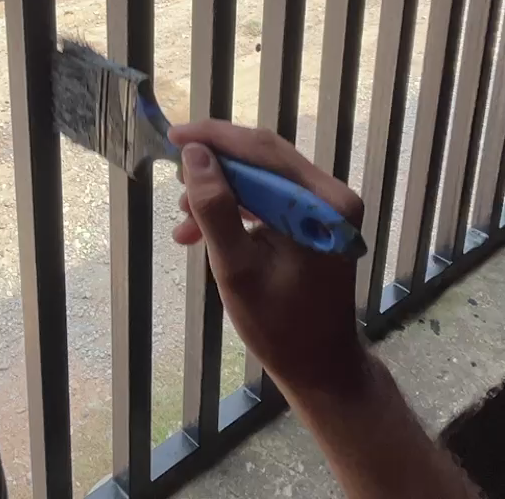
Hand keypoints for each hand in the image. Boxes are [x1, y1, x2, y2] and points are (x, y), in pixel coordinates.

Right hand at [170, 120, 369, 402]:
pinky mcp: (312, 217)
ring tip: (184, 217)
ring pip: (260, 175)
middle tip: (175, 180)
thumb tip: (194, 154)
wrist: (319, 367)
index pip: (263, 150)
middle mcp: (330, 194)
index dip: (215, 138)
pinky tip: (201, 228)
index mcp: (324, 203)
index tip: (174, 136)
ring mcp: (324, 205)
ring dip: (219, 190)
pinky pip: (266, 194)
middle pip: (262, 157)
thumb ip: (215, 208)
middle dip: (214, 165)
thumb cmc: (279, 325)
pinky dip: (233, 206)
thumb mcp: (236, 268)